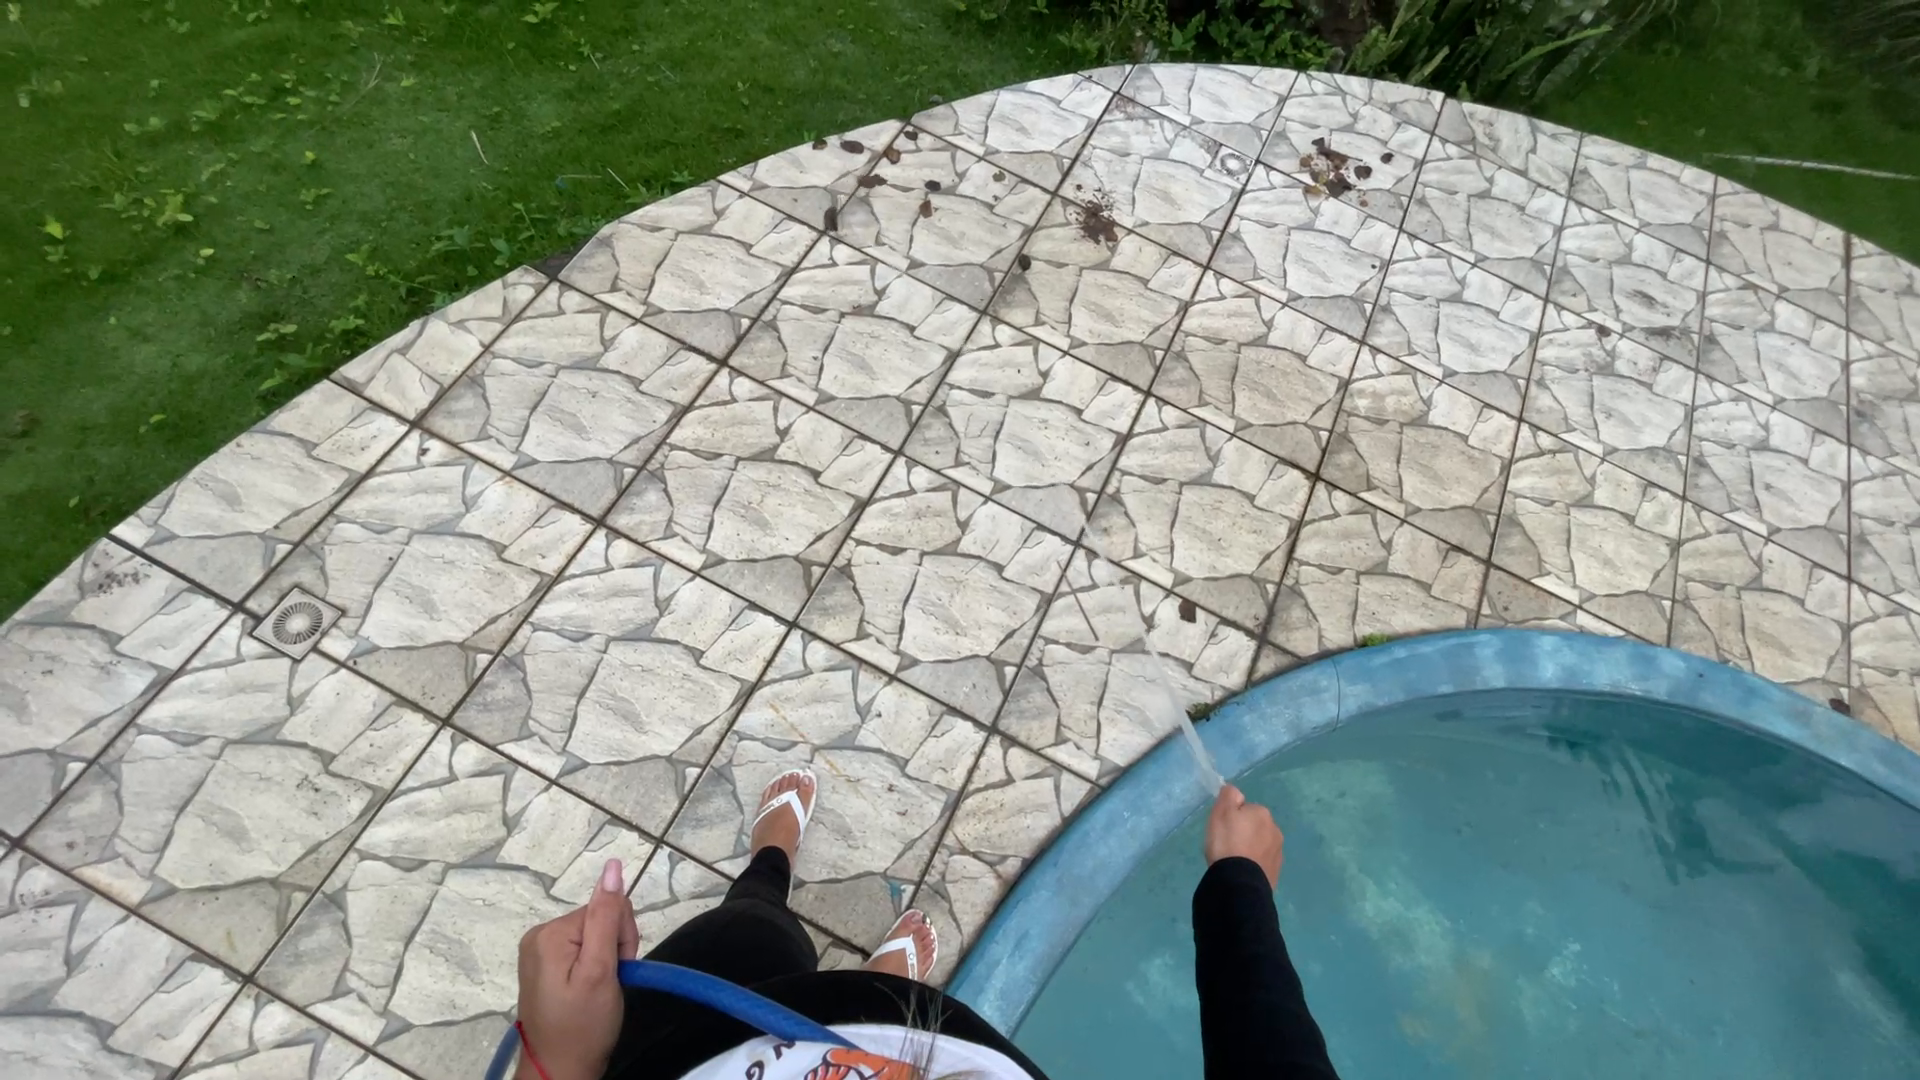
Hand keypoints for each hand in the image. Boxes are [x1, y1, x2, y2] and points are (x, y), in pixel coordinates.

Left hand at [515, 859, 638, 1079]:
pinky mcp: (546, 962)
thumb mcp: (600, 970)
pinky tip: (593, 985)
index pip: (607, 907)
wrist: (560, 1074)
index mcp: (550, 933)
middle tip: (610, 980)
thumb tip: (612, 866)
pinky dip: (598, 962)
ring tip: (602, 987)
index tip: (618, 968)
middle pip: (601, 916)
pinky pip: (585, 944)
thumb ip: (606, 916)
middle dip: (616, 944)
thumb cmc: (583, 1025)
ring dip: (609, 955)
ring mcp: (540, 949)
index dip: (623, 936)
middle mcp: (540, 934)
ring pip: (597, 930)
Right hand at [1204, 785, 1283, 889]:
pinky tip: (1242, 869)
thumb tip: (1236, 792)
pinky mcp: (1275, 871)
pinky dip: (1253, 862)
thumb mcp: (1221, 811)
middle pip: (1254, 825)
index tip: (1223, 827)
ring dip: (1249, 847)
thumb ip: (1229, 795)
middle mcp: (1275, 830)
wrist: (1239, 881)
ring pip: (1260, 843)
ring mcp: (1278, 852)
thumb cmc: (1228, 842)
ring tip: (1233, 858)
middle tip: (1227, 842)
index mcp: (1262, 813)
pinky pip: (1261, 861)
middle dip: (1244, 831)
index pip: (1245, 809)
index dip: (1232, 816)